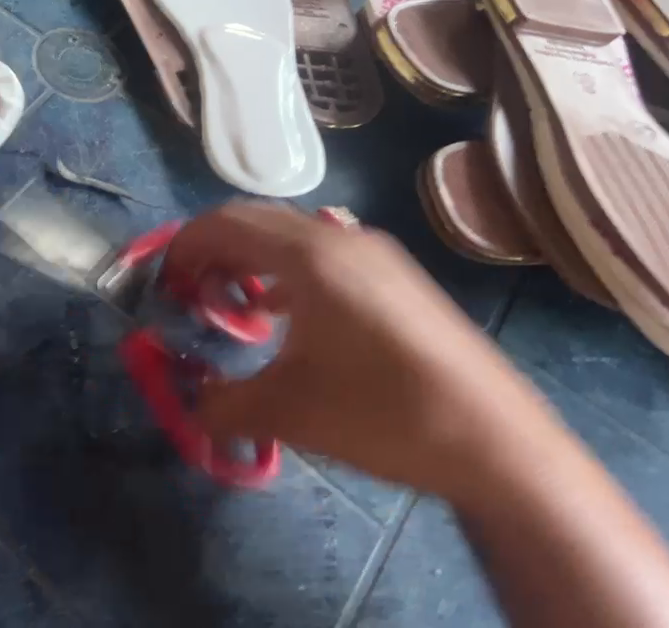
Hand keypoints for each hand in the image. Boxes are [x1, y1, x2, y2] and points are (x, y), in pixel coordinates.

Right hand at [168, 201, 556, 497]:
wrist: (504, 449)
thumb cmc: (384, 416)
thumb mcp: (286, 413)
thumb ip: (219, 403)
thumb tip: (187, 405)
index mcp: (306, 256)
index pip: (219, 224)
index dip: (181, 250)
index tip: (164, 289)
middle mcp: (338, 238)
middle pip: (249, 219)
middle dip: (208, 250)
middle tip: (190, 295)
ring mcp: (374, 253)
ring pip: (286, 233)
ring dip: (246, 258)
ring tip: (232, 306)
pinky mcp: (397, 276)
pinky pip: (319, 251)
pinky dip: (282, 269)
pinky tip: (283, 315)